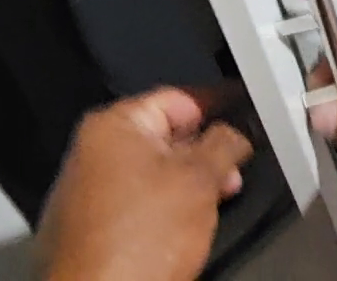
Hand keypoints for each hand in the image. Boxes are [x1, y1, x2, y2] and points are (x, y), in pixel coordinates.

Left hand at [38, 86, 253, 280]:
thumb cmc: (145, 237)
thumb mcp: (201, 179)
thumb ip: (226, 142)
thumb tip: (238, 131)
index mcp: (112, 127)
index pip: (181, 98)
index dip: (221, 105)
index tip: (251, 112)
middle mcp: (91, 153)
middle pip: (167, 135)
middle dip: (208, 149)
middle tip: (241, 163)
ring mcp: (84, 195)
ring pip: (154, 170)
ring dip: (193, 179)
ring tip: (225, 193)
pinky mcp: (87, 232)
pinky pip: (138, 200)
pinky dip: (168, 203)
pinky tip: (195, 217)